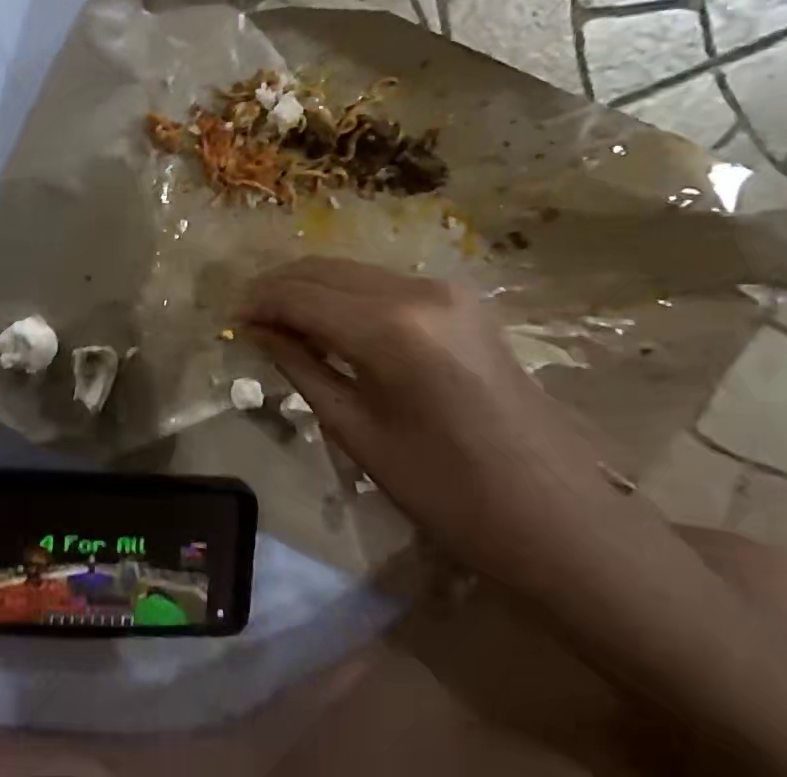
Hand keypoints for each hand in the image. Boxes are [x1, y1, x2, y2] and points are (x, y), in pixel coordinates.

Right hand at [240, 258, 624, 583]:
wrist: (556, 516)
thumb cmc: (448, 492)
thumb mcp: (358, 431)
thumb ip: (302, 366)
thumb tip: (255, 330)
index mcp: (391, 326)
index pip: (301, 293)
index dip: (258, 302)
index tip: (229, 321)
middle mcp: (418, 290)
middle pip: (325, 270)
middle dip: (279, 289)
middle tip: (248, 320)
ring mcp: (447, 290)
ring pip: (353, 272)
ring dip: (311, 290)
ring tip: (281, 324)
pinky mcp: (462, 301)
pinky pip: (384, 285)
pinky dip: (346, 297)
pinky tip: (329, 324)